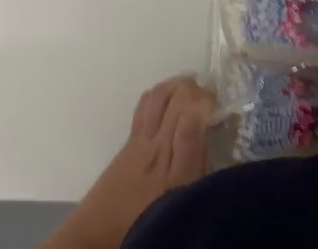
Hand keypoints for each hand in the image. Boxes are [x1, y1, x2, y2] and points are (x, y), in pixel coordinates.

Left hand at [42, 76, 215, 248]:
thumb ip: (197, 169)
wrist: (99, 232)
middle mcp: (158, 149)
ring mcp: (140, 141)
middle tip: (211, 97)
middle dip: (196, 90)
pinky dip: (160, 93)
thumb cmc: (147, 221)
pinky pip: (145, 106)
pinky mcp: (128, 141)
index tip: (218, 105)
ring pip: (159, 98)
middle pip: (177, 100)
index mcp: (176, 170)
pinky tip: (169, 96)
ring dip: (177, 86)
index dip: (207, 104)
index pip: (192, 120)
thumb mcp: (182, 201)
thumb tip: (211, 141)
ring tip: (192, 87)